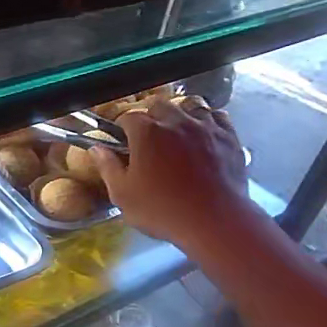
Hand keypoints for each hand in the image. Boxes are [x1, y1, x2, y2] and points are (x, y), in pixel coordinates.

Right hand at [93, 99, 255, 250]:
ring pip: (190, 106)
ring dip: (180, 115)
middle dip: (151, 117)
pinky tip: (204, 134)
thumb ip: (108, 168)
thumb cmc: (164, 211)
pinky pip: (217, 117)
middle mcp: (176, 121)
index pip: (128, 117)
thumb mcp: (124, 196)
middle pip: (159, 106)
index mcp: (146, 132)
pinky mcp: (228, 137)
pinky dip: (208, 122)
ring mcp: (205, 126)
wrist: (214, 221)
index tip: (123, 141)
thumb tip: (98, 149)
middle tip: (149, 139)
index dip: (122, 128)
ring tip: (177, 132)